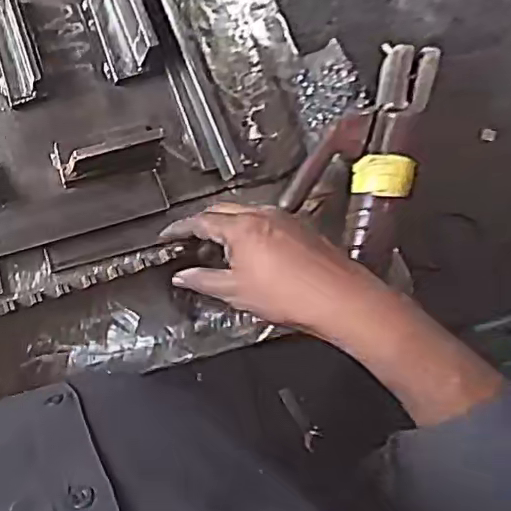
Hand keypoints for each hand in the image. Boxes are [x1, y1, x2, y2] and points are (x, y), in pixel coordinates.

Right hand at [159, 203, 395, 342]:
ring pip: (245, 213)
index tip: (169, 235)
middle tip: (189, 238)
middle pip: (221, 210)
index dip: (179, 228)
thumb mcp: (234, 292)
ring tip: (218, 246)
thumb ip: (202, 280)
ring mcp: (285, 220)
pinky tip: (250, 251)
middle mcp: (263, 216)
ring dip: (227, 225)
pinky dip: (250, 230)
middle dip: (202, 222)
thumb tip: (184, 276)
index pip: (200, 221)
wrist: (341, 301)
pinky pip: (266, 221)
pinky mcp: (302, 229)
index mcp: (241, 227)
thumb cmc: (293, 296)